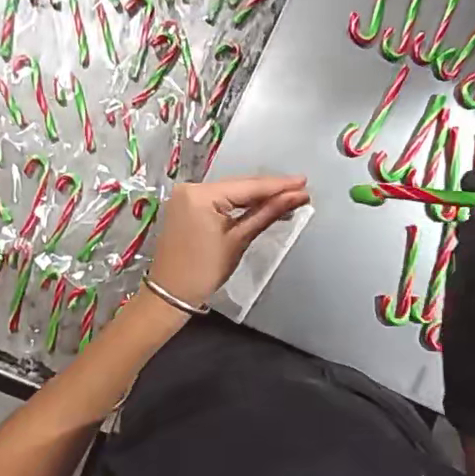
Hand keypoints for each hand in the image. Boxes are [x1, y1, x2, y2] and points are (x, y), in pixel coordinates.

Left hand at [145, 174, 309, 306]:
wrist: (170, 294)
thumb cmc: (203, 271)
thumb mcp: (238, 240)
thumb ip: (266, 214)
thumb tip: (295, 197)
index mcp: (200, 194)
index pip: (247, 186)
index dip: (278, 185)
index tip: (304, 182)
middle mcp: (190, 188)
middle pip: (238, 186)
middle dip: (269, 191)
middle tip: (300, 191)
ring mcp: (185, 197)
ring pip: (229, 193)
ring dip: (255, 198)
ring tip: (288, 199)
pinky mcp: (185, 207)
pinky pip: (218, 200)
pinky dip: (238, 205)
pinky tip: (260, 206)